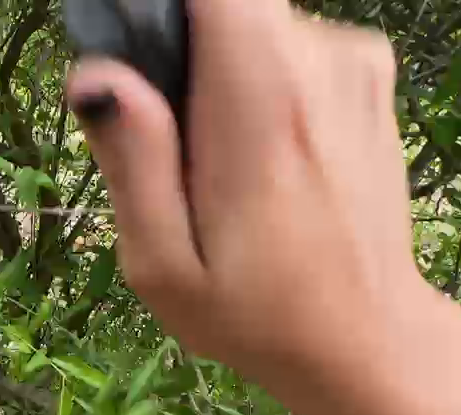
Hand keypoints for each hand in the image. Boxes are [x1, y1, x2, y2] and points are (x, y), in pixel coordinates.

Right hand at [66, 0, 436, 408]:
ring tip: (210, 182)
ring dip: (211, 92)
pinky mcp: (366, 78)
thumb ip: (131, 160)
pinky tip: (250, 174)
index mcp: (263, 100)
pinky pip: (283, 57)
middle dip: (176, 73)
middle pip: (222, 12)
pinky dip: (248, 98)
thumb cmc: (248, 313)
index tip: (137, 75)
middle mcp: (322, 57)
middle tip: (169, 167)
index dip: (159, 13)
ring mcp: (356, 63)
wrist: (360, 336)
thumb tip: (94, 74)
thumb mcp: (162, 262)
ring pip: (250, 37)